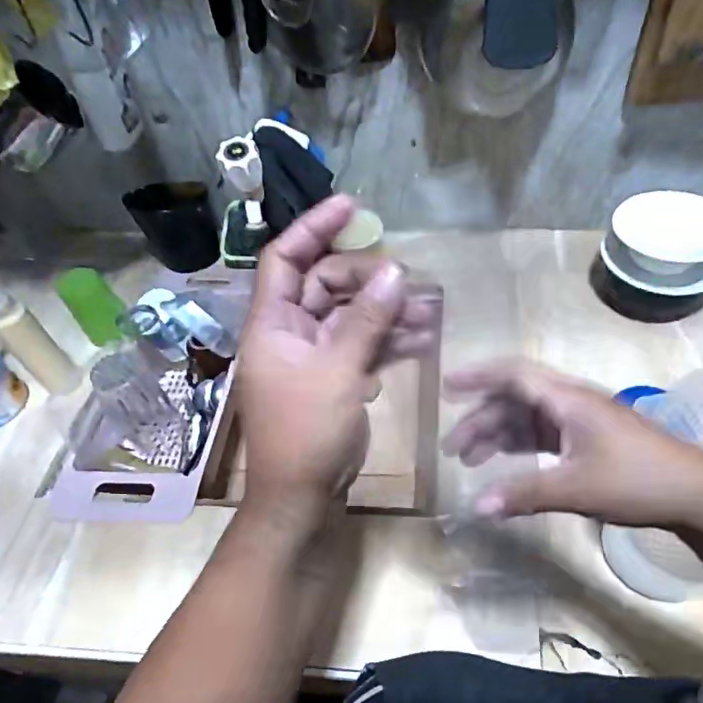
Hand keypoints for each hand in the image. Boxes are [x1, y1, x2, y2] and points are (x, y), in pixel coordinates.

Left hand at [237, 196, 428, 523]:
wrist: (301, 496)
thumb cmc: (306, 432)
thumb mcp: (338, 371)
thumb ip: (366, 321)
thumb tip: (397, 272)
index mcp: (272, 323)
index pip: (287, 258)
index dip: (315, 227)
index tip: (354, 207)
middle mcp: (290, 332)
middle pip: (328, 286)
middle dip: (370, 281)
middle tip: (410, 283)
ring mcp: (314, 357)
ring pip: (352, 319)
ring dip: (388, 313)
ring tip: (429, 313)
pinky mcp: (335, 380)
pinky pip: (363, 348)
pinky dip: (389, 342)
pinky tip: (422, 340)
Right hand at [441, 360, 702, 527]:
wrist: (694, 492)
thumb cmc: (637, 481)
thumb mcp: (576, 488)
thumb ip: (524, 495)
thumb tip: (476, 507)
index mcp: (568, 400)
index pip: (514, 374)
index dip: (477, 377)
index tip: (446, 388)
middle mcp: (572, 402)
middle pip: (516, 399)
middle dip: (480, 420)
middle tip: (452, 451)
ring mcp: (582, 421)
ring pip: (529, 418)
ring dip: (499, 435)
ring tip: (470, 462)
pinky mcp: (590, 440)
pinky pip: (545, 435)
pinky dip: (521, 447)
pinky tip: (506, 464)